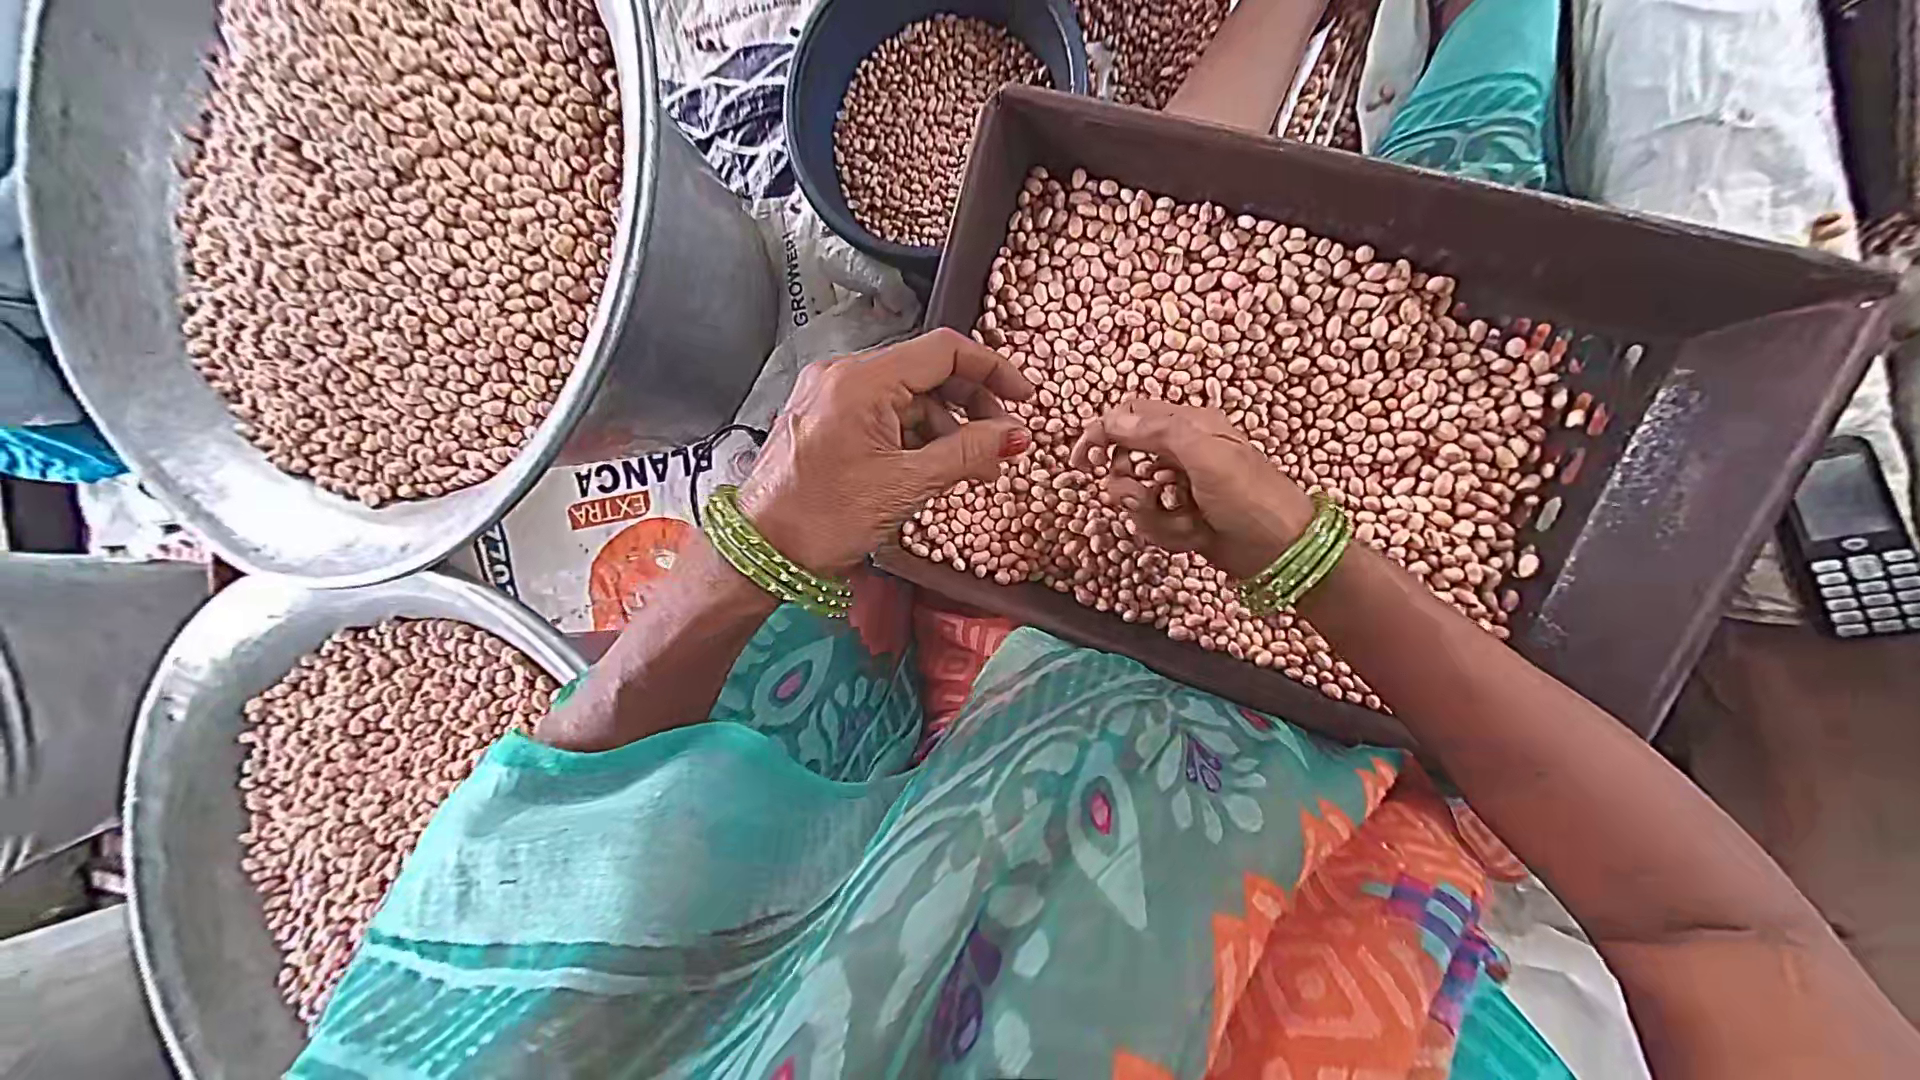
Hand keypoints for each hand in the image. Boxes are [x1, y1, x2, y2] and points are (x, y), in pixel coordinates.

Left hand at [737, 329, 1035, 576]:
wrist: (762, 550)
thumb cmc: (825, 519)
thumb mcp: (907, 485)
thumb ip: (968, 453)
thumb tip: (1016, 436)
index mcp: (861, 380)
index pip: (944, 351)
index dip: (993, 369)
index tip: (1023, 398)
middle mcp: (843, 374)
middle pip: (926, 373)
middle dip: (971, 407)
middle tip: (1001, 445)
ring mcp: (831, 394)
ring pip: (907, 397)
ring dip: (945, 428)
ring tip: (973, 468)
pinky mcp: (826, 416)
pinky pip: (884, 414)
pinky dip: (915, 437)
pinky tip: (935, 466)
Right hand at [1070, 399, 1314, 578]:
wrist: (1283, 552)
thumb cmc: (1251, 498)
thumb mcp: (1206, 456)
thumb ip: (1159, 432)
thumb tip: (1112, 421)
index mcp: (1188, 425)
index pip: (1129, 417)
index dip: (1101, 434)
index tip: (1084, 462)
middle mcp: (1180, 453)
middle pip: (1124, 460)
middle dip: (1128, 486)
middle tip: (1144, 499)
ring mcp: (1180, 487)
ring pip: (1135, 497)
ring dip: (1152, 515)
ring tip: (1184, 521)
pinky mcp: (1181, 517)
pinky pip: (1151, 522)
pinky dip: (1167, 532)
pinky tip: (1193, 535)